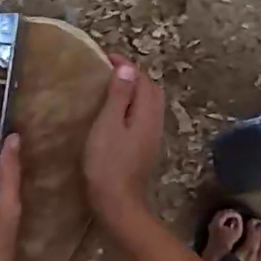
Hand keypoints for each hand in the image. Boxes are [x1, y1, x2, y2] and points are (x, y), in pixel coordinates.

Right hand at [83, 56, 164, 222]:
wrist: (117, 203)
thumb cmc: (107, 162)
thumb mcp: (108, 124)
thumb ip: (119, 96)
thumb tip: (127, 68)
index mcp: (147, 114)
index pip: (143, 80)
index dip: (127, 65)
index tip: (106, 57)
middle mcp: (154, 123)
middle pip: (151, 91)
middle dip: (134, 76)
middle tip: (109, 70)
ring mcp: (151, 138)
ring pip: (149, 105)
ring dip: (134, 91)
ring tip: (111, 87)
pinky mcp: (143, 149)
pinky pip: (143, 118)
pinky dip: (132, 106)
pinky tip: (115, 113)